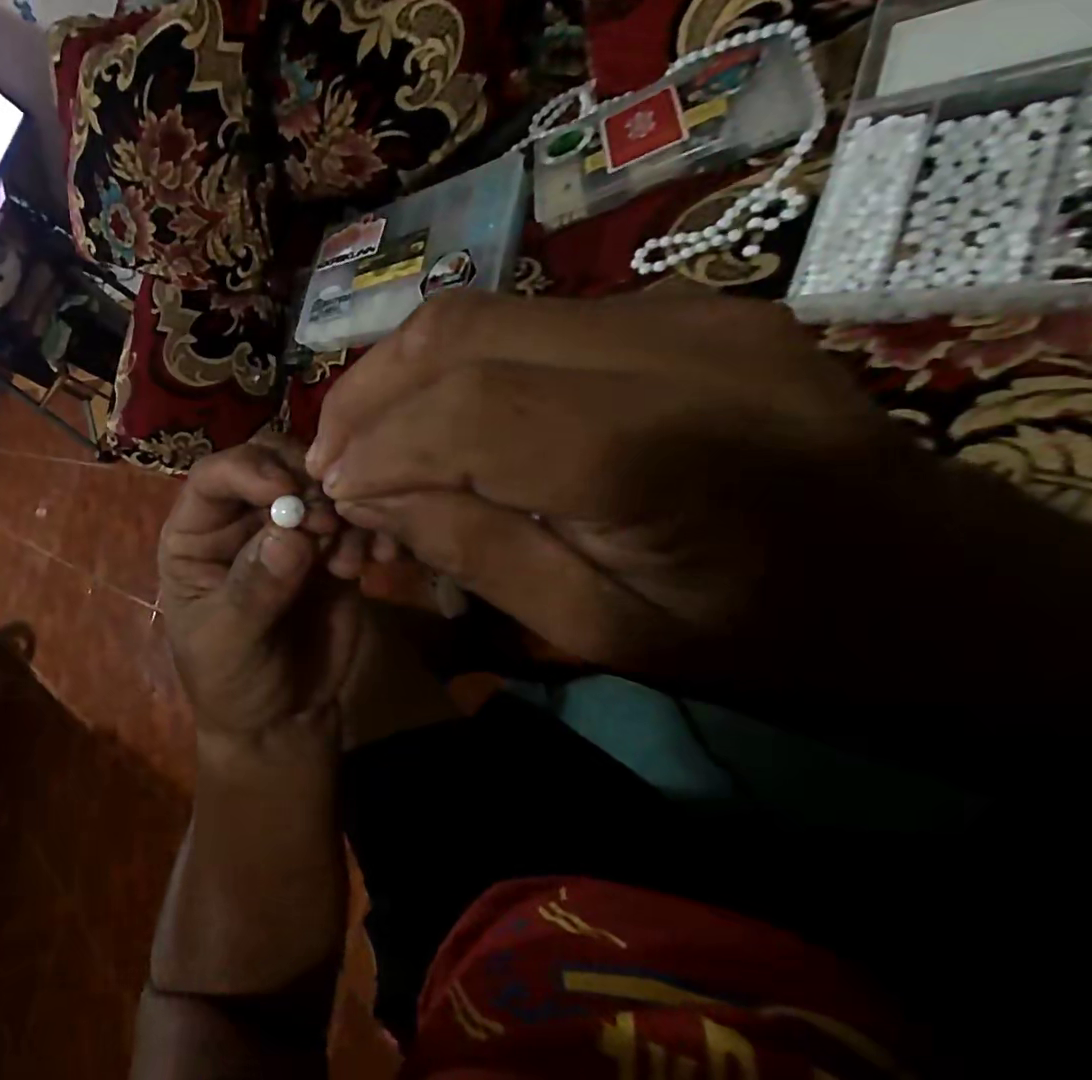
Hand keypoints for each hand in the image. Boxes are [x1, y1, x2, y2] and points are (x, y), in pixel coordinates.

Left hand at [159, 436, 366, 754]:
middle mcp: (239, 523)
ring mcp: (287, 534)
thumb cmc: (229, 679)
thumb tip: (288, 535)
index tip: (284, 491)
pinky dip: (369, 530)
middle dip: (302, 482)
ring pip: (317, 487)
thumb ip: (254, 589)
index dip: (247, 470)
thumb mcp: (227, 640)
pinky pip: (353, 522)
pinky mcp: (330, 553)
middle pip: (270, 465)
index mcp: (195, 535)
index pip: (212, 477)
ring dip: (340, 508)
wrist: (280, 718)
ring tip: (348, 560)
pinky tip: (377, 561)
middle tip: (326, 521)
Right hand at [305, 292, 930, 676]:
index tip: (332, 490)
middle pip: (457, 333)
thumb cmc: (755, 633)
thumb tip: (369, 492)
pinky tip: (435, 417)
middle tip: (330, 459)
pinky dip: (449, 366)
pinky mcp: (676, 305)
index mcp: (656, 454)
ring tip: (365, 437)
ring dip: (397, 374)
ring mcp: (678, 312)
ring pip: (477, 311)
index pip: (465, 410)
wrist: (925, 575)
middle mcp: (669, 351)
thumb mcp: (595, 630)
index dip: (376, 445)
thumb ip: (472, 551)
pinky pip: (520, 317)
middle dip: (364, 396)